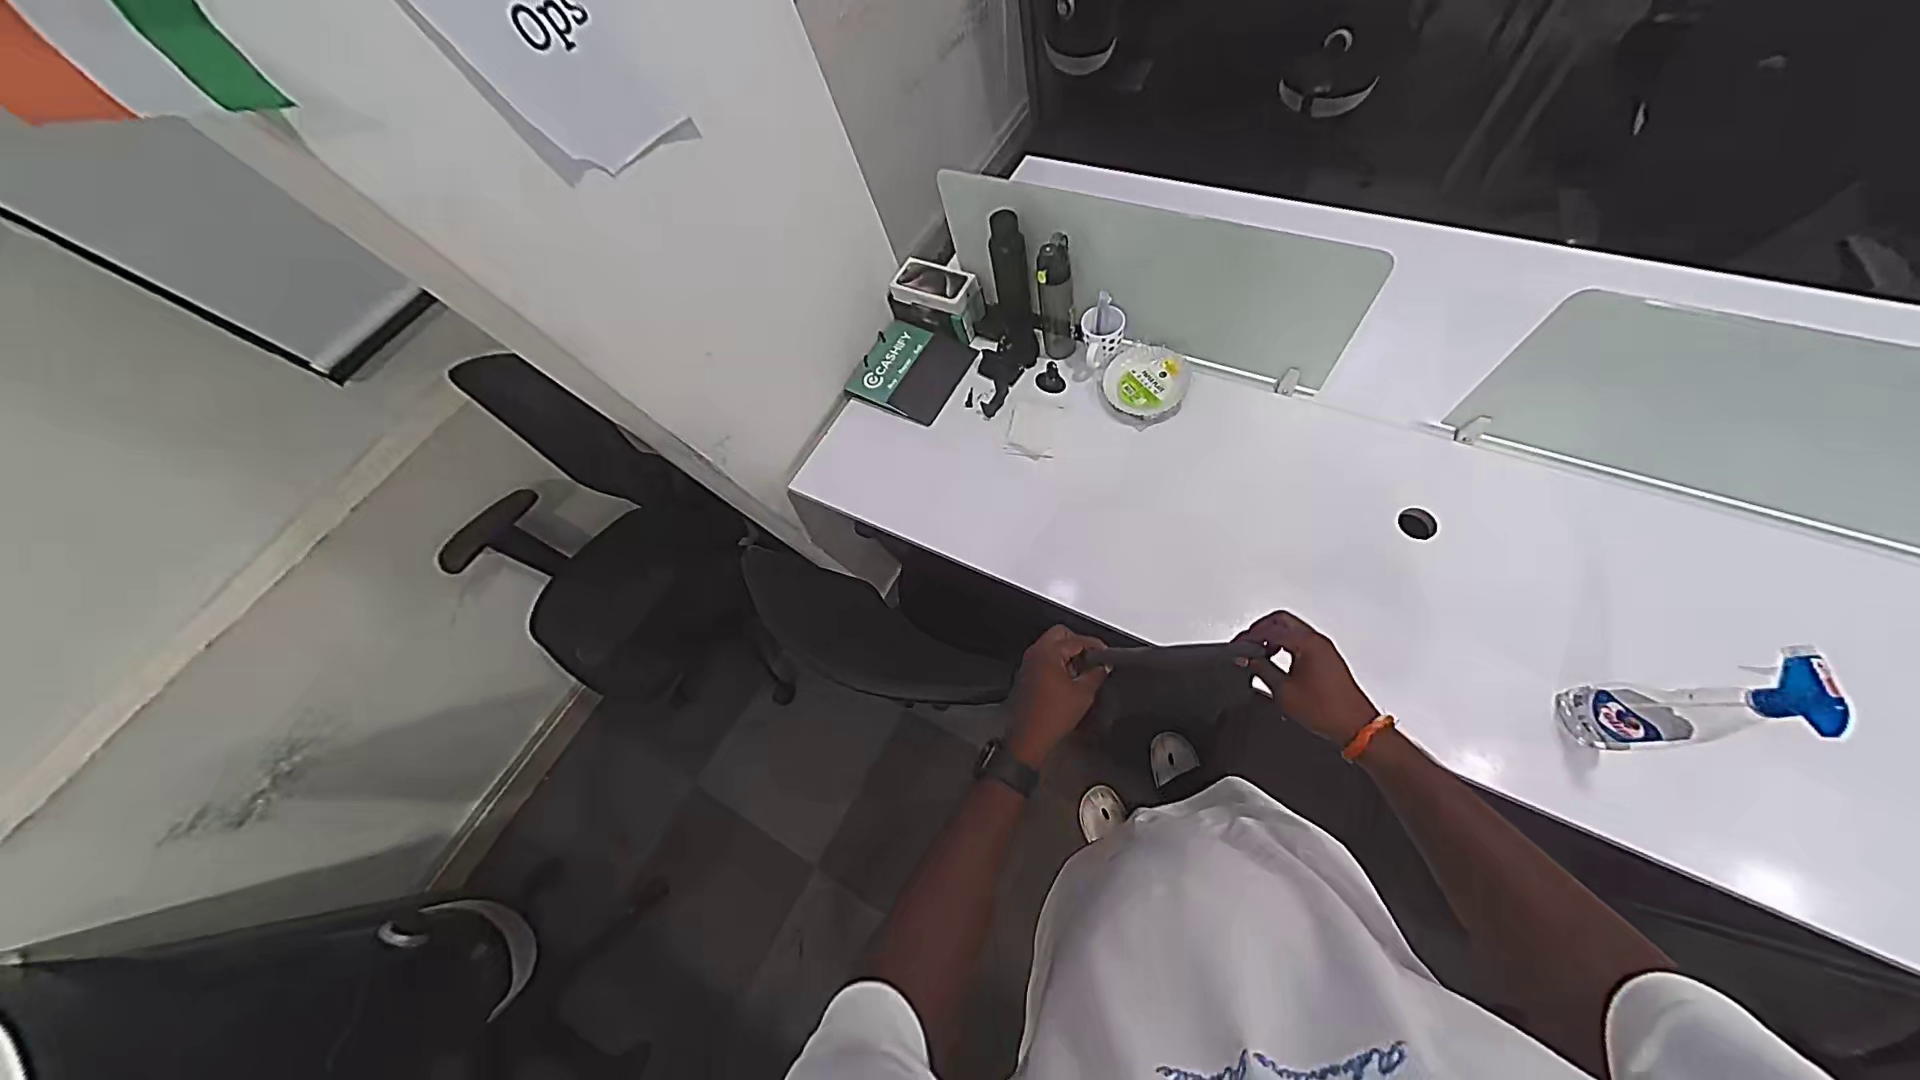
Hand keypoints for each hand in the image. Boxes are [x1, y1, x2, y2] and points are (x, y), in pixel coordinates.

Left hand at [1005, 625, 1109, 766]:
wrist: (1030, 737)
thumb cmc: (1052, 716)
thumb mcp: (1083, 693)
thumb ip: (1096, 674)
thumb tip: (1102, 667)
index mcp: (1048, 652)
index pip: (1075, 639)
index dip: (1094, 645)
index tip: (1105, 653)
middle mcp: (1035, 653)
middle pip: (1060, 635)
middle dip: (1077, 643)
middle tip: (1092, 658)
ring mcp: (1028, 664)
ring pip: (1050, 646)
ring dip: (1066, 653)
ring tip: (1082, 670)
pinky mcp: (1026, 675)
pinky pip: (1043, 659)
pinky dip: (1057, 663)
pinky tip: (1069, 679)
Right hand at [1234, 611, 1378, 744]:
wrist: (1355, 727)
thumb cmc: (1327, 711)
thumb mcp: (1283, 690)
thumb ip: (1261, 669)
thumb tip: (1247, 659)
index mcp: (1307, 643)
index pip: (1269, 629)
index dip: (1249, 637)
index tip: (1237, 646)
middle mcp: (1317, 641)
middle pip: (1281, 620)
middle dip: (1260, 629)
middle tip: (1246, 642)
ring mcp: (1324, 649)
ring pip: (1292, 629)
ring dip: (1273, 636)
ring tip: (1257, 652)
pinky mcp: (1327, 658)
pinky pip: (1301, 640)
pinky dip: (1284, 644)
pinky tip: (1275, 659)